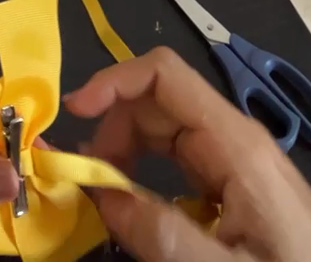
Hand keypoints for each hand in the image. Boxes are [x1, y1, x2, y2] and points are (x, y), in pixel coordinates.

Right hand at [63, 47, 310, 260]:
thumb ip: (161, 235)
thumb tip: (99, 193)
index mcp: (235, 144)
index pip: (163, 74)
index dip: (112, 80)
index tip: (73, 112)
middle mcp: (234, 138)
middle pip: (156, 101)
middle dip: (112, 127)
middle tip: (87, 178)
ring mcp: (236, 159)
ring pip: (163, 129)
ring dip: (125, 150)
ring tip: (105, 192)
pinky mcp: (237, 184)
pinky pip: (179, 159)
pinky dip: (146, 171)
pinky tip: (138, 206)